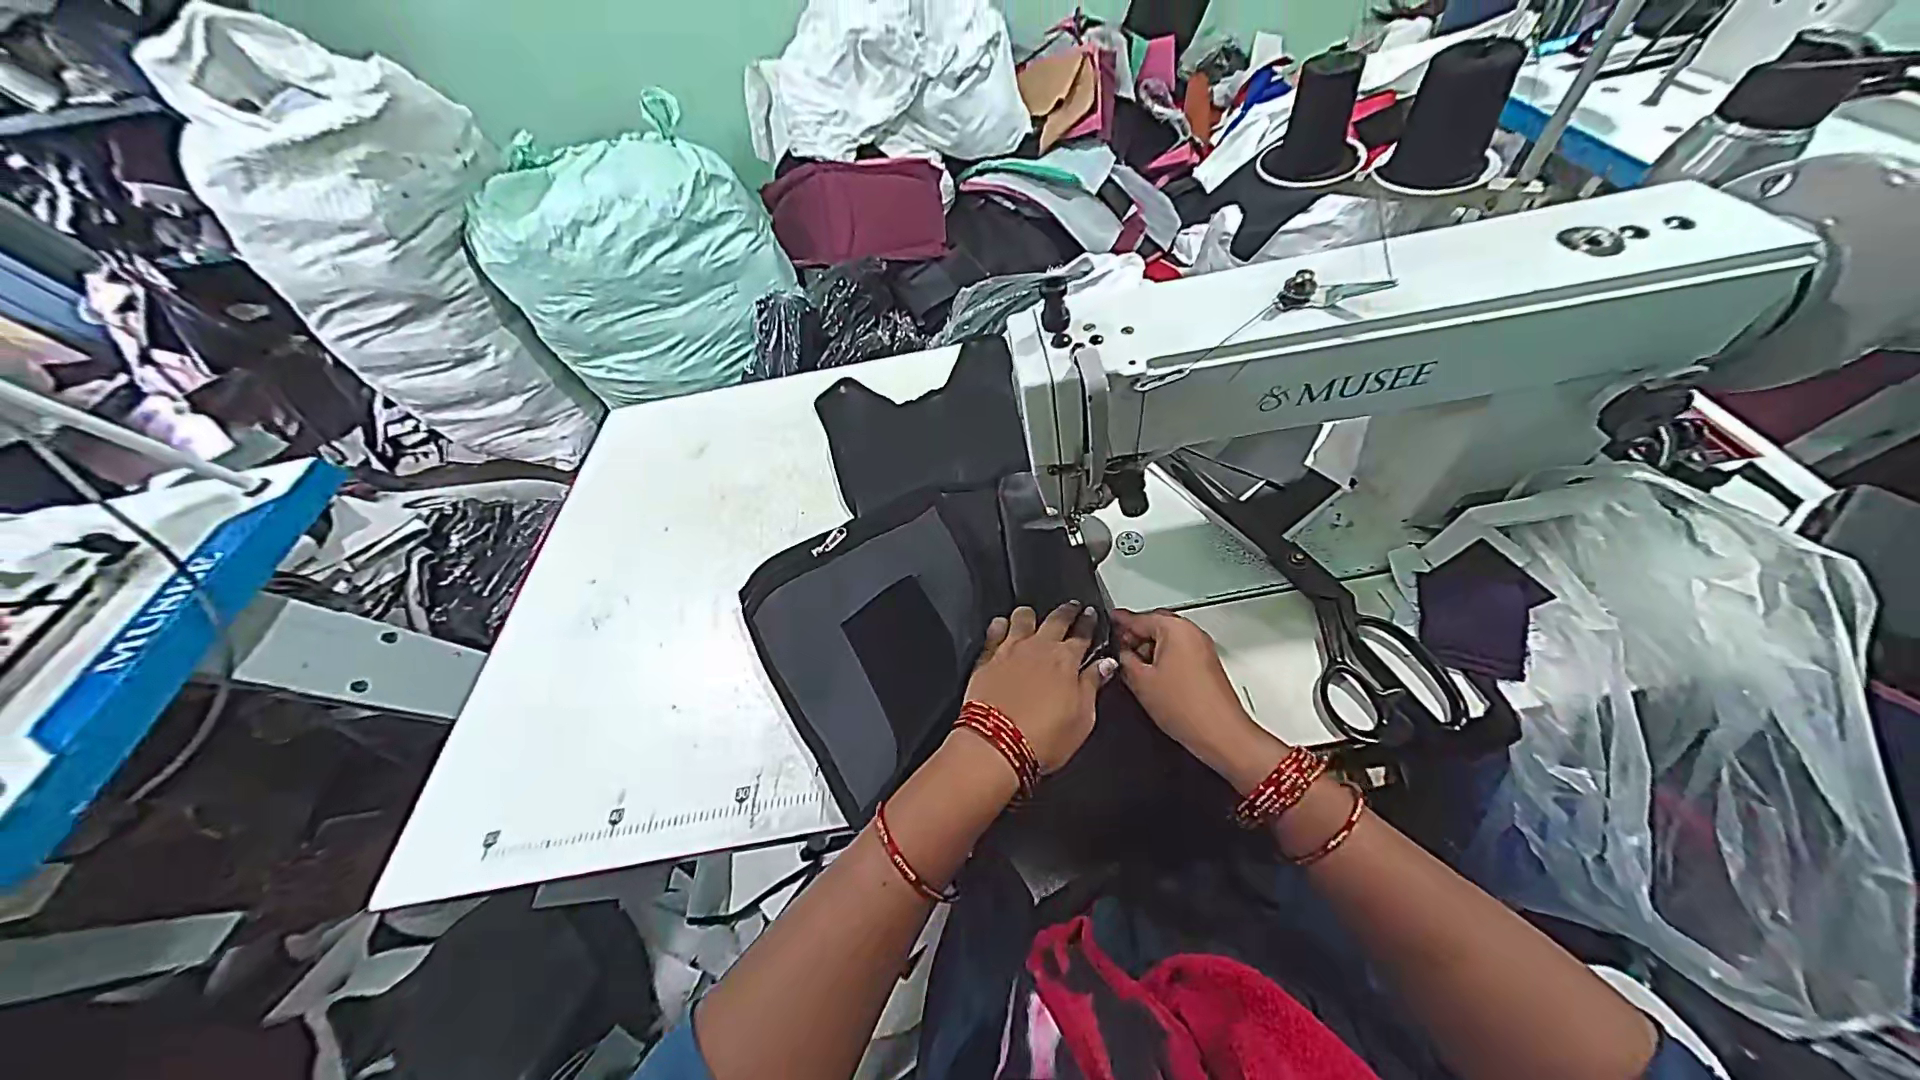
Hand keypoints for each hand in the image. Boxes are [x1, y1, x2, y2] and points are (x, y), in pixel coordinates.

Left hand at [964, 604, 1115, 771]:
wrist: (996, 744)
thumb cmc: (1041, 738)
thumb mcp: (1082, 718)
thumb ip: (1092, 685)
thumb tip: (1104, 666)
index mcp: (1066, 660)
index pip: (1083, 634)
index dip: (1089, 623)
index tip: (1091, 615)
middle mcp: (1039, 648)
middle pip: (1057, 619)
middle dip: (1068, 610)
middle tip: (1073, 607)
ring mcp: (1010, 650)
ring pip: (1023, 618)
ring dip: (1032, 614)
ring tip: (1035, 613)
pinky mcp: (987, 659)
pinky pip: (994, 631)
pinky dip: (1000, 625)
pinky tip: (1001, 624)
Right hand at [1112, 609, 1282, 781]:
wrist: (1220, 734)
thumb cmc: (1190, 709)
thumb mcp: (1140, 681)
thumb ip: (1123, 659)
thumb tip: (1120, 652)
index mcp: (1175, 628)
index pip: (1138, 617)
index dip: (1119, 622)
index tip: (1109, 623)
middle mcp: (1192, 633)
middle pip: (1154, 625)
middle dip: (1135, 638)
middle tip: (1118, 652)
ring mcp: (1202, 648)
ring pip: (1166, 640)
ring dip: (1149, 650)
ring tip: (1136, 672)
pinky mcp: (1206, 663)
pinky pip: (1178, 652)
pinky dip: (1163, 660)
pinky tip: (1153, 680)